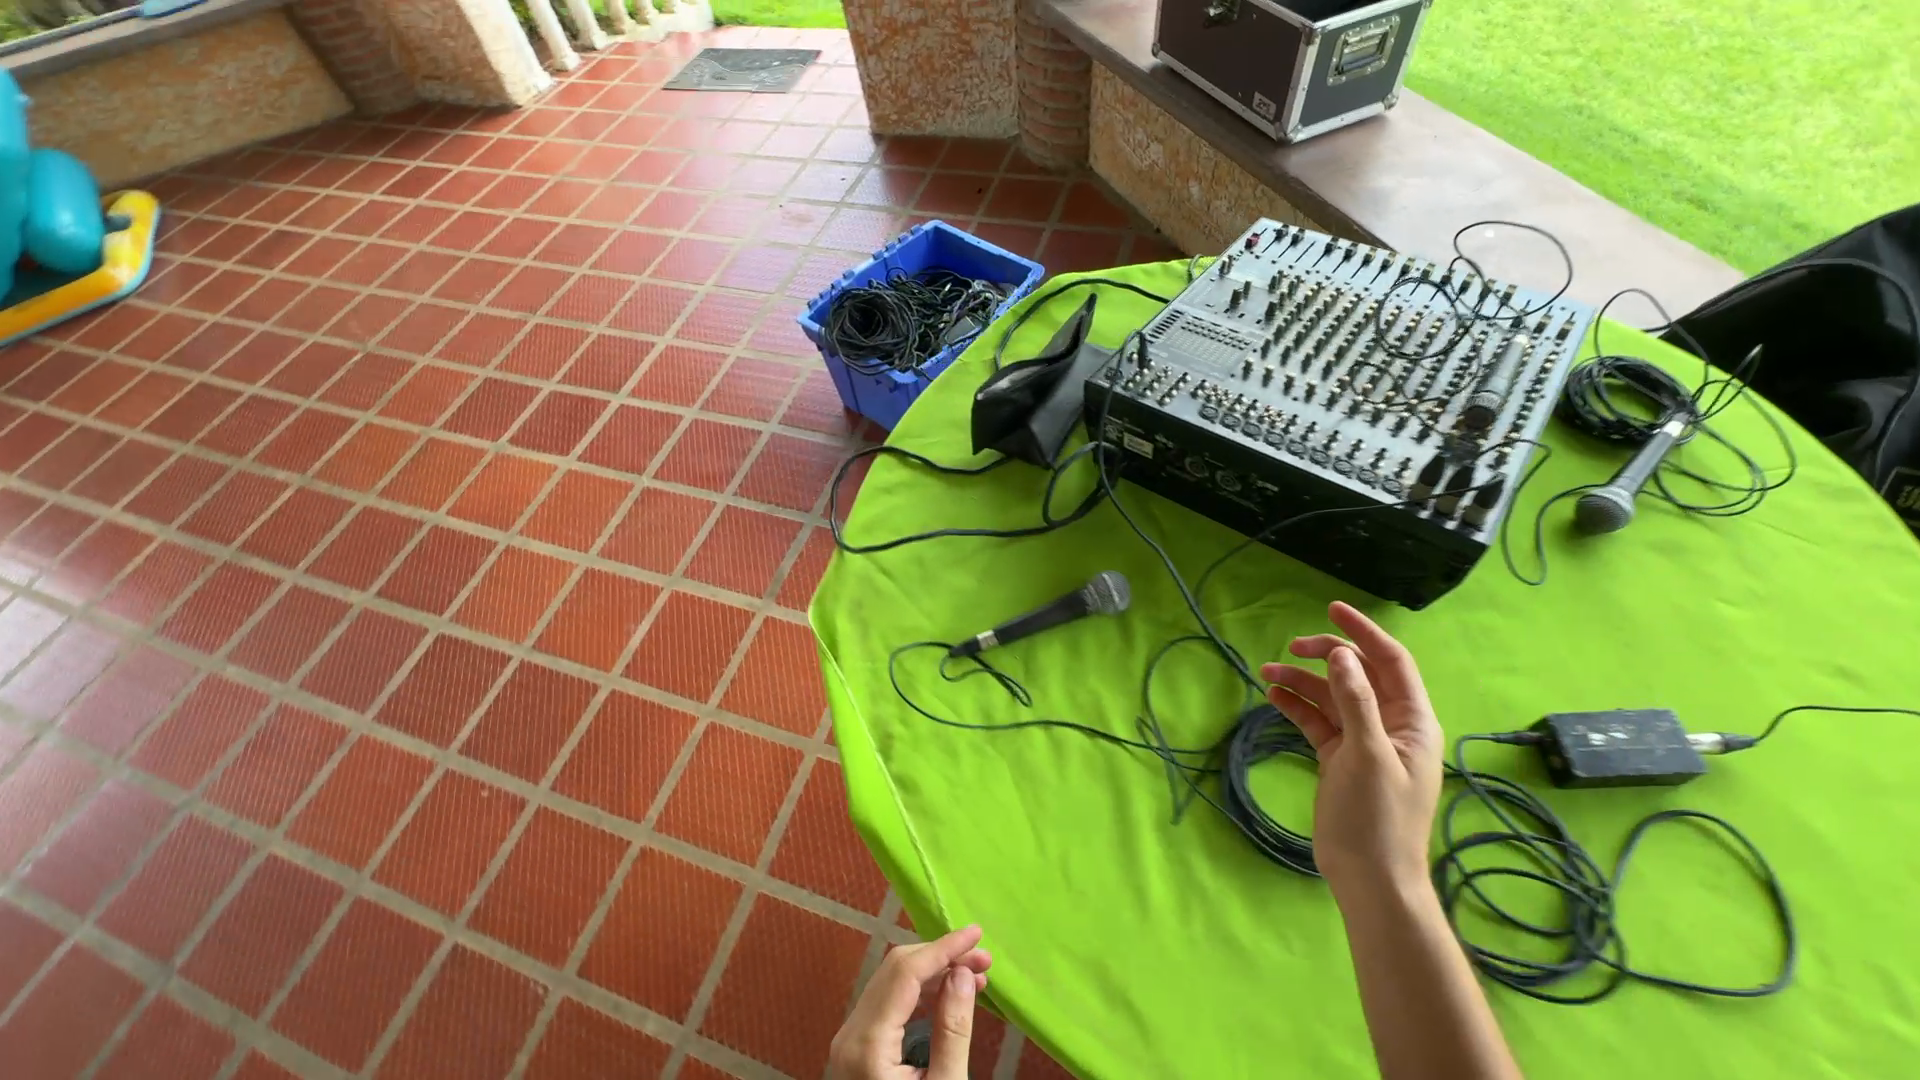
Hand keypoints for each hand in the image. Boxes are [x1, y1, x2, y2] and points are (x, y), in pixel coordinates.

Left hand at [828, 925, 992, 1079]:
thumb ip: (953, 1030)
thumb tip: (963, 973)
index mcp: (867, 1044)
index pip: (906, 973)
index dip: (943, 947)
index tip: (977, 933)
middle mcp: (850, 1034)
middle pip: (896, 971)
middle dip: (941, 956)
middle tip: (984, 958)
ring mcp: (849, 1041)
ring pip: (891, 983)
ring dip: (933, 971)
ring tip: (975, 974)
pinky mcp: (856, 1049)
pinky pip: (889, 1003)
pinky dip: (919, 990)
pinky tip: (948, 992)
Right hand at [1260, 601, 1442, 894]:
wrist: (1369, 877)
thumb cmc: (1378, 817)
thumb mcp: (1368, 755)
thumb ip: (1355, 702)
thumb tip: (1342, 655)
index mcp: (1411, 721)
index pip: (1391, 662)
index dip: (1363, 633)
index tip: (1333, 608)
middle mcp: (1389, 725)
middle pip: (1357, 675)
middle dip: (1326, 656)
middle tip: (1291, 647)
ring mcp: (1362, 742)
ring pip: (1331, 697)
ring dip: (1302, 682)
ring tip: (1266, 672)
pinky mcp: (1339, 759)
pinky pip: (1318, 721)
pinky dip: (1297, 706)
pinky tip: (1274, 697)